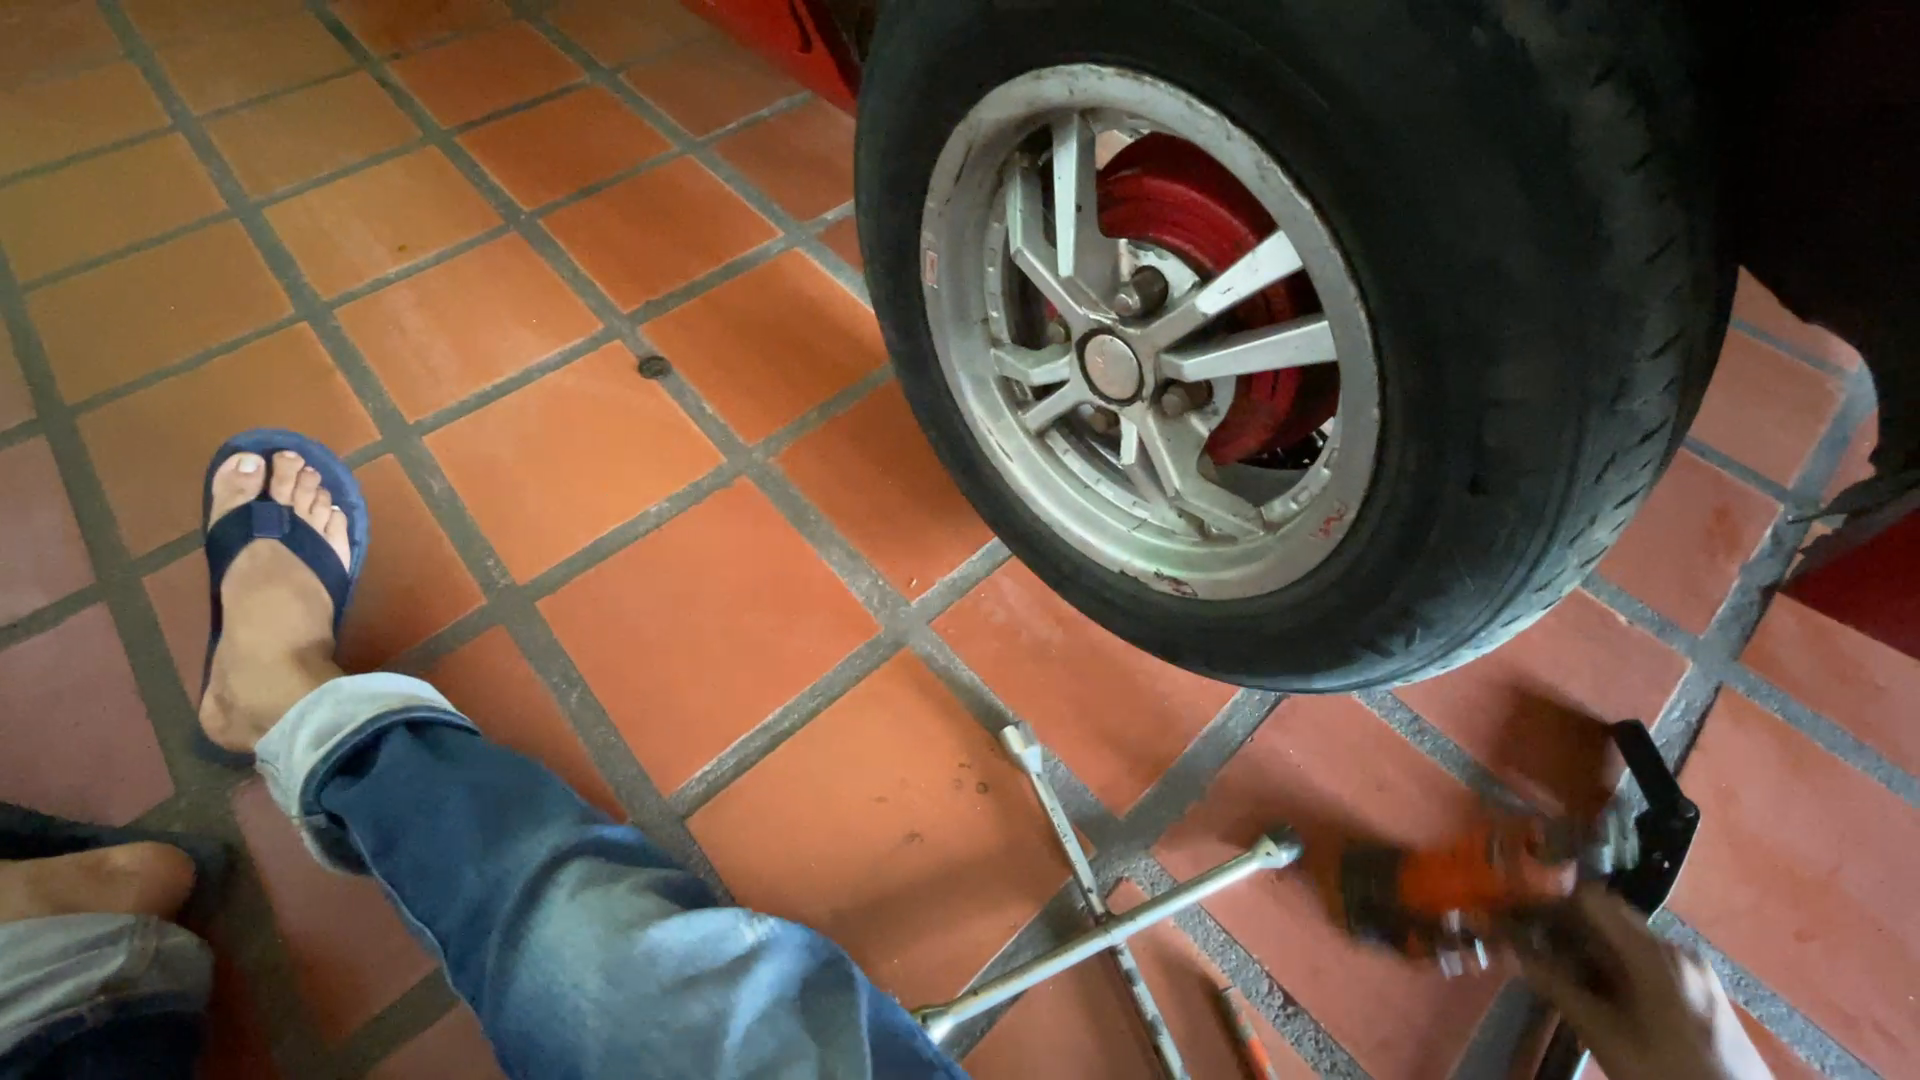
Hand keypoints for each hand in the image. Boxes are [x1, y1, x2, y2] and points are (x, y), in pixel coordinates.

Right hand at [1507, 885, 1772, 1079]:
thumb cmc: (1667, 1074)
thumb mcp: (1602, 1033)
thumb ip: (1554, 985)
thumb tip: (1507, 947)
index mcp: (1655, 954)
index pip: (1590, 898)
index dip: (1549, 901)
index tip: (1518, 915)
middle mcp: (1676, 949)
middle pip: (1606, 916)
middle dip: (1563, 926)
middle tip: (1528, 943)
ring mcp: (1692, 968)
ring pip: (1623, 938)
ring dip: (1586, 946)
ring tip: (1557, 969)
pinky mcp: (1699, 987)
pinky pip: (1643, 958)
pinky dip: (1612, 963)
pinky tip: (1597, 989)